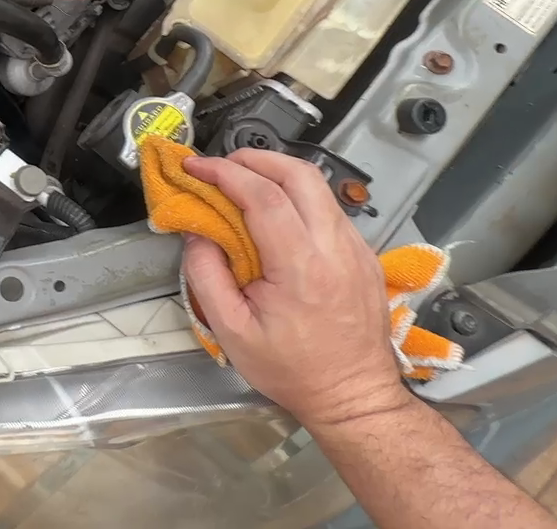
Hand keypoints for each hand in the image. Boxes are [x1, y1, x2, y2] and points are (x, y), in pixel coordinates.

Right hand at [180, 149, 411, 427]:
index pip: (264, 196)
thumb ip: (204, 273)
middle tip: (219, 165)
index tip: (194, 168)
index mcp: (302, 268)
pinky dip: (292, 194)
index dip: (224, 172)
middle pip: (300, 175)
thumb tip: (196, 232)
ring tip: (239, 182)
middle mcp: (337, 250)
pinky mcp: (362, 255)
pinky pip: (326, 206)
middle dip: (254, 157)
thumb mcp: (228, 329)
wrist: (356, 400)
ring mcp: (356, 250)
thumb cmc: (291, 370)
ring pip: (317, 186)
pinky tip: (269, 209)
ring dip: (273, 172)